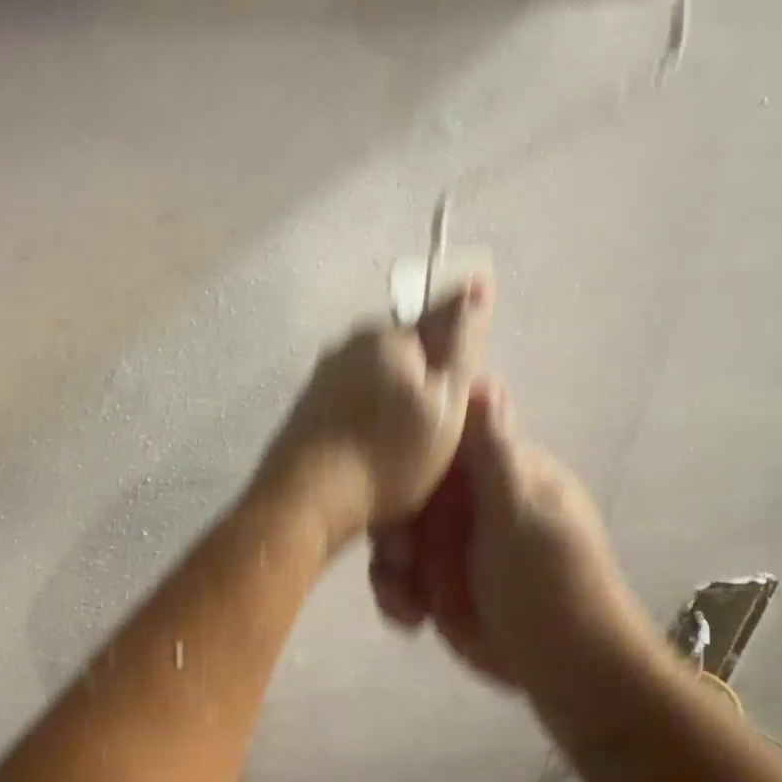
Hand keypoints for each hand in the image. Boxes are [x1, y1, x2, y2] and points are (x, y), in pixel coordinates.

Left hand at [256, 273, 493, 548]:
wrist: (306, 502)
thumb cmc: (387, 453)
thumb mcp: (445, 397)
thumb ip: (461, 340)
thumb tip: (476, 279)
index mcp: (383, 335)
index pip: (436, 325)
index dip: (456, 362)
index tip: (460, 403)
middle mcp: (345, 347)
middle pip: (403, 357)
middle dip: (424, 384)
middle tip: (440, 434)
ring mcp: (319, 381)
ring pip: (376, 386)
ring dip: (395, 410)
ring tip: (409, 454)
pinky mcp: (305, 415)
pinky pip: (352, 411)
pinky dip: (368, 428)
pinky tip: (374, 459)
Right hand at [369, 379, 662, 695]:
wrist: (568, 673)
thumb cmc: (551, 586)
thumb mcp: (518, 514)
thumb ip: (490, 453)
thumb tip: (480, 378)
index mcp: (501, 474)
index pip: (436, 449)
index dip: (405, 467)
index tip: (388, 493)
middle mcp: (472, 505)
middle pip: (404, 497)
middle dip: (391, 532)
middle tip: (396, 561)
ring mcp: (454, 547)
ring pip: (394, 540)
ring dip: (390, 570)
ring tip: (404, 600)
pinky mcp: (440, 585)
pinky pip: (399, 577)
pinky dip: (397, 596)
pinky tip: (409, 617)